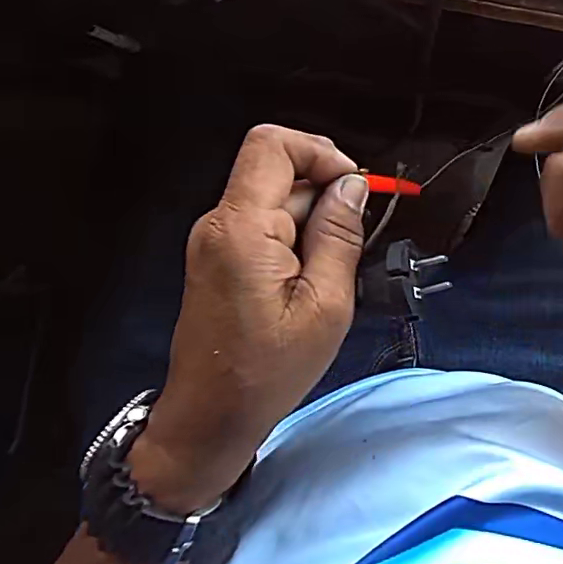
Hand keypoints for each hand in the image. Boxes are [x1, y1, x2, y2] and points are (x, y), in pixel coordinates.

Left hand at [128, 124, 368, 512]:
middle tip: (351, 239)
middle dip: (325, 190)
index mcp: (242, 229)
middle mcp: (220, 223)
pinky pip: (265, 221)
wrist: (209, 419)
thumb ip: (340, 235)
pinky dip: (298, 233)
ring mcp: (215, 239)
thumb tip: (353, 186)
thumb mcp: (326, 304)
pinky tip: (313, 273)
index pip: (272, 144)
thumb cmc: (268, 370)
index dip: (320, 152)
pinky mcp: (219, 255)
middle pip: (278, 168)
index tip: (353, 188)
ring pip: (276, 195)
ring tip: (331, 267)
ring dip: (315, 216)